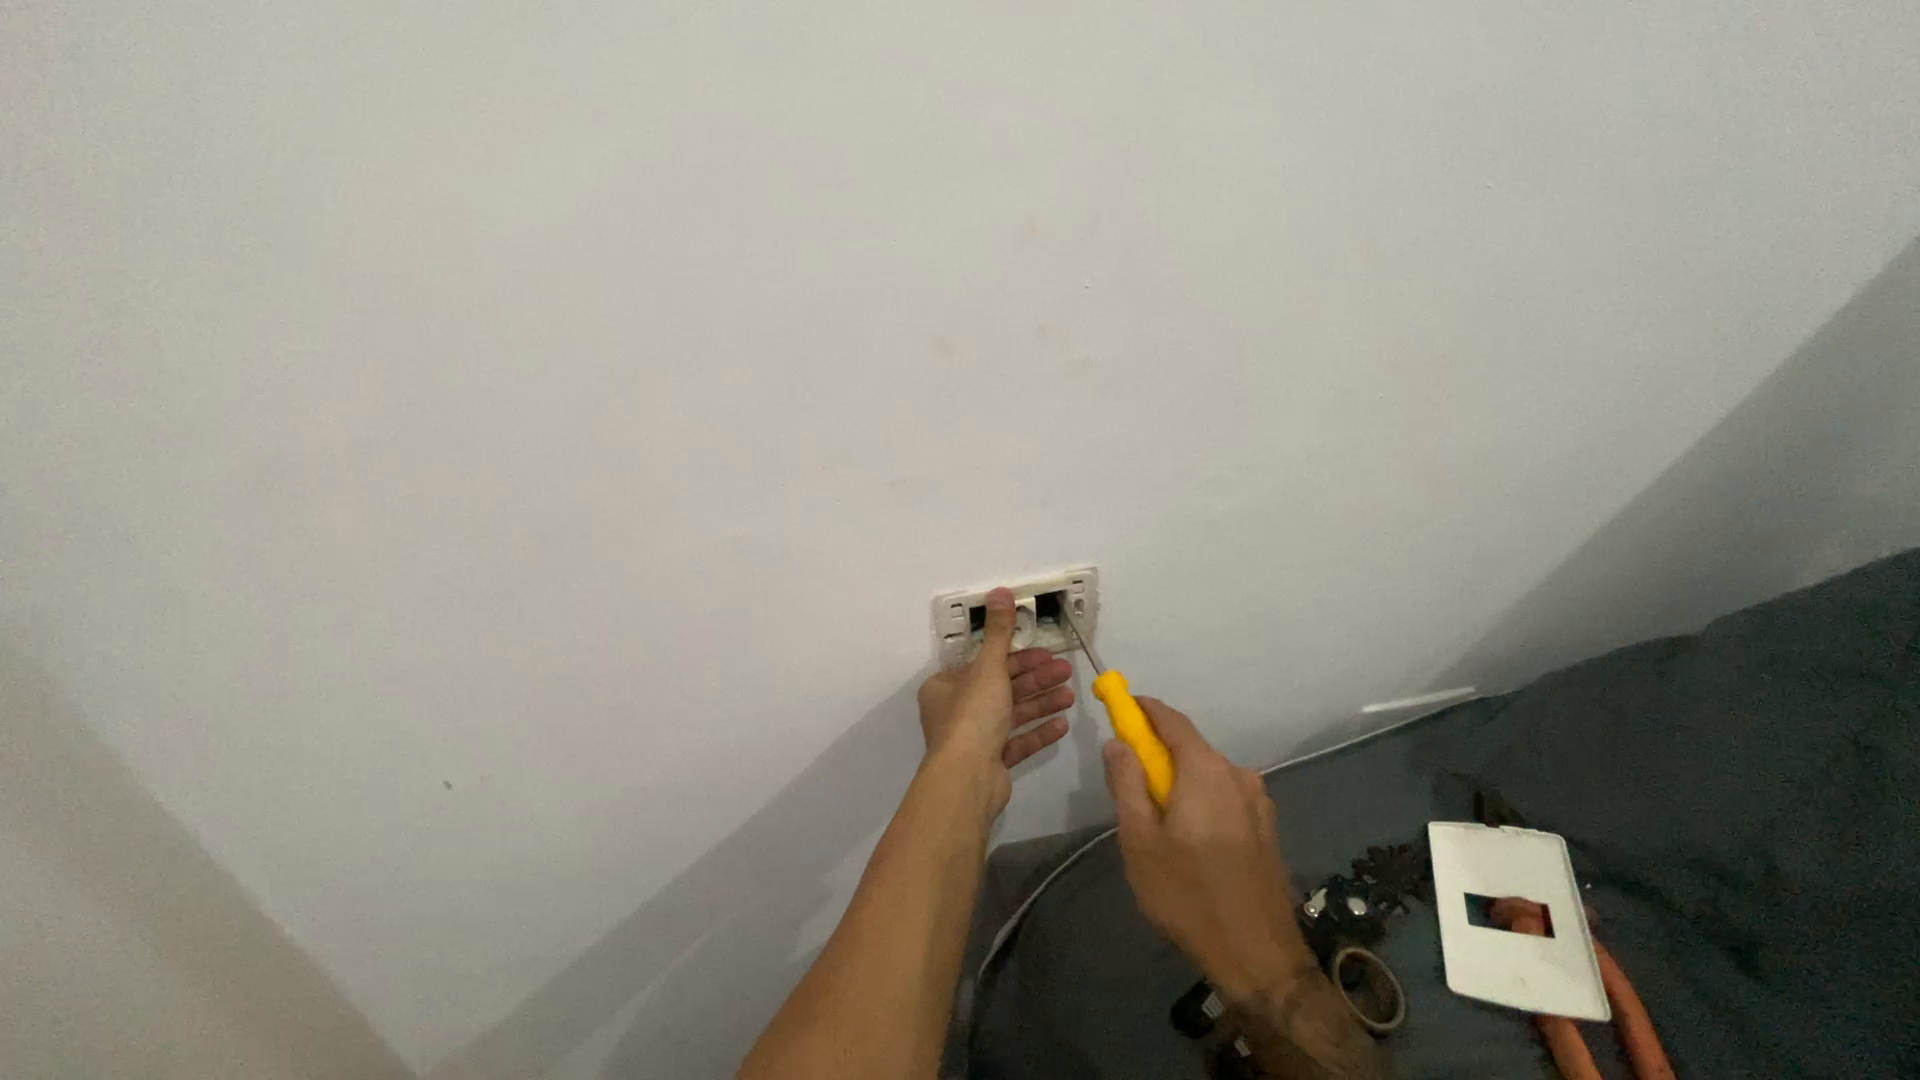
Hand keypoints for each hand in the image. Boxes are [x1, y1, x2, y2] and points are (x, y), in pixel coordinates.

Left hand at [917, 587, 1075, 820]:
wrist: (967, 778)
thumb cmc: (972, 716)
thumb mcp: (988, 667)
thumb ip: (1000, 632)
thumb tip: (1000, 592)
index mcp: (945, 687)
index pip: (985, 665)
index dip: (1017, 658)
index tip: (1046, 653)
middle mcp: (955, 712)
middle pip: (1002, 689)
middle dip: (1036, 680)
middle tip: (1066, 671)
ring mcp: (973, 740)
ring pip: (1012, 715)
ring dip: (1041, 703)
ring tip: (1071, 696)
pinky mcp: (990, 763)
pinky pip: (1017, 742)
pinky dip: (1038, 732)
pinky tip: (1062, 725)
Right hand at [1102, 698, 1311, 998]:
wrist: (1258, 955)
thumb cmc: (1188, 894)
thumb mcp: (1140, 840)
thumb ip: (1126, 783)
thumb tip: (1118, 743)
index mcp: (1205, 770)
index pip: (1172, 720)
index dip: (1143, 709)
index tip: (1119, 704)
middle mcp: (1237, 776)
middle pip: (1190, 748)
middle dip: (1156, 753)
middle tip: (1127, 779)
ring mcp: (1258, 803)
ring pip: (1208, 776)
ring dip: (1179, 782)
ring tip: (1156, 822)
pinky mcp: (1267, 829)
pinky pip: (1225, 798)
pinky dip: (1200, 800)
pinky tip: (1189, 840)